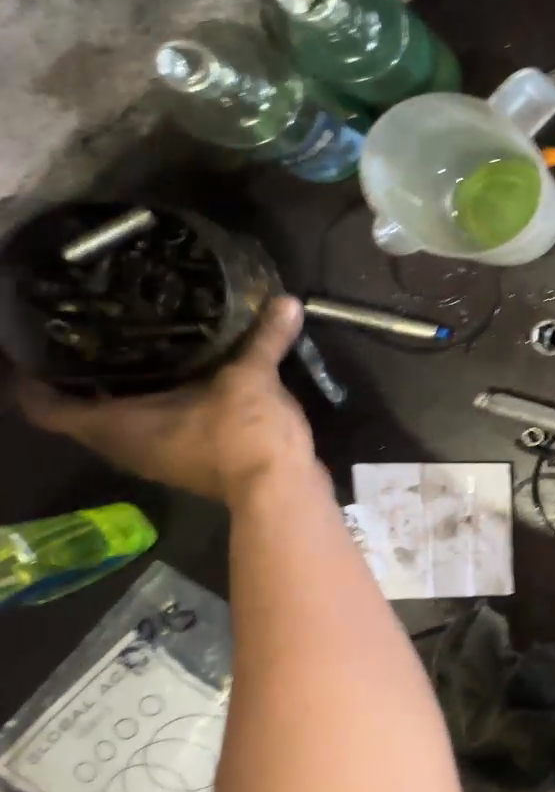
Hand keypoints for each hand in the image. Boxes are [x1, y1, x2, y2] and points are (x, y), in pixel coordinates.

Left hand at [18, 297, 317, 505]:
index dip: (31, 377)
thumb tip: (286, 301)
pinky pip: (159, 433)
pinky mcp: (190, 466)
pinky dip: (164, 413)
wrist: (281, 490)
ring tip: (146, 361)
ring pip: (123, 425)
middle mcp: (122, 446)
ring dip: (129, 399)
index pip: (43, 404)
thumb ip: (263, 342)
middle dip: (88, 382)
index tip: (38, 348)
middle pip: (82, 413)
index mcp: (113, 424)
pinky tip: (190, 392)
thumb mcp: (253, 380)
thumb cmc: (243, 435)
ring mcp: (157, 461)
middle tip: (101, 343)